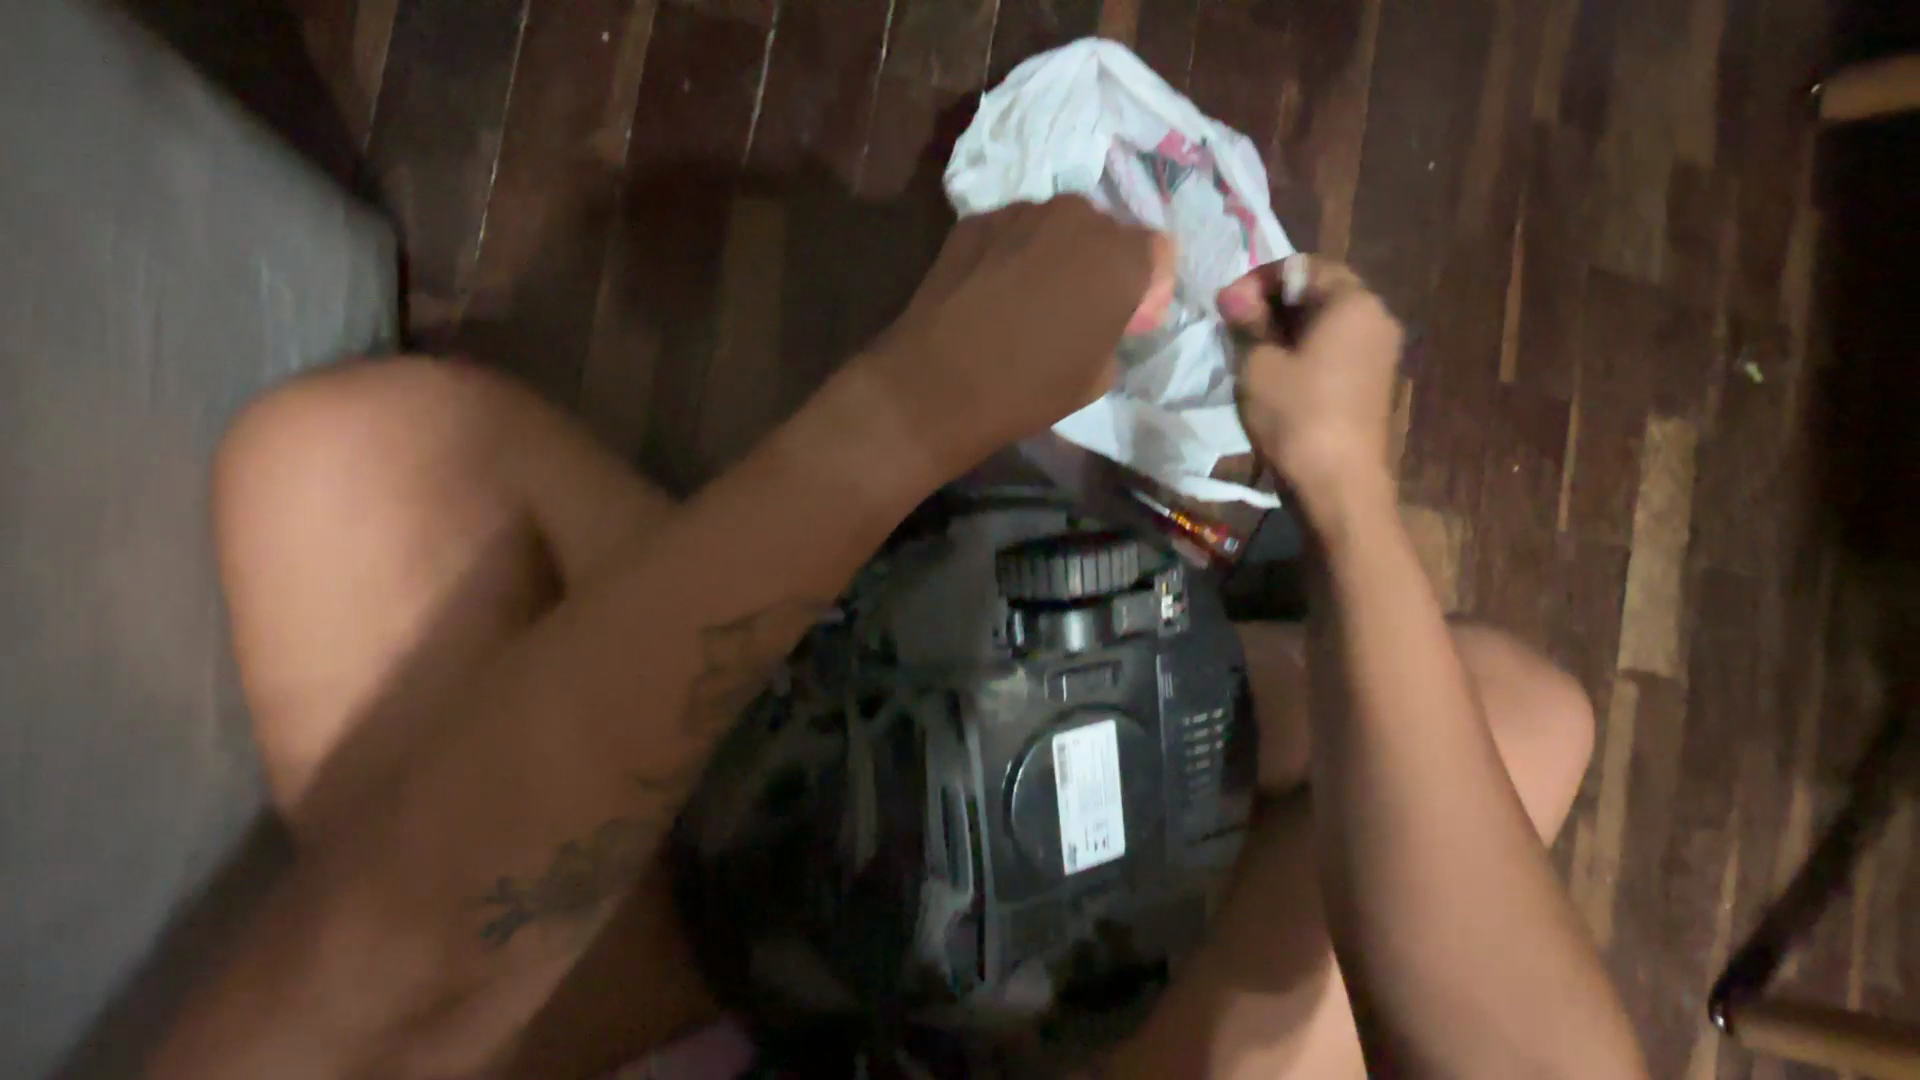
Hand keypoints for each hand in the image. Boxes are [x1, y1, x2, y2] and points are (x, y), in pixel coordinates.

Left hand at [867, 196, 1173, 460]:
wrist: (938, 384)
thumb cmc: (1028, 389)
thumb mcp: (1097, 378)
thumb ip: (1114, 332)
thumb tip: (1102, 319)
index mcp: (1119, 257)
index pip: (1156, 252)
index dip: (1146, 286)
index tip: (1125, 317)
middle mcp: (1077, 218)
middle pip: (1105, 231)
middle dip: (1099, 263)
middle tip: (1076, 308)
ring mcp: (1021, 212)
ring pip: (1056, 225)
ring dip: (1054, 254)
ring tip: (1029, 298)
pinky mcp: (975, 221)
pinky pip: (1012, 231)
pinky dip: (1012, 253)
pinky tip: (992, 291)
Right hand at [1218, 255, 1403, 516]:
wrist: (1337, 484)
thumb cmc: (1295, 414)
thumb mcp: (1258, 364)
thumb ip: (1249, 322)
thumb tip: (1234, 296)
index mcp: (1353, 301)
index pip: (1302, 267)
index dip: (1258, 280)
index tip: (1225, 305)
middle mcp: (1376, 318)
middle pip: (1319, 292)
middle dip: (1272, 303)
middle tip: (1233, 324)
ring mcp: (1379, 353)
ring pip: (1325, 324)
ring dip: (1285, 329)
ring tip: (1248, 349)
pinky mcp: (1371, 383)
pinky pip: (1334, 350)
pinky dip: (1303, 352)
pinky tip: (1274, 374)